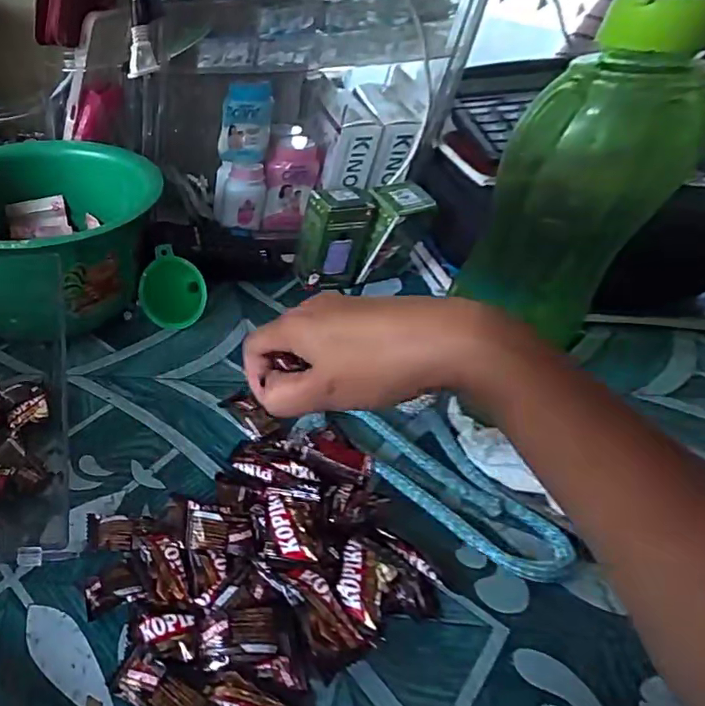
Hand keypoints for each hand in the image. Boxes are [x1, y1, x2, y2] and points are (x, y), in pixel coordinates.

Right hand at [240, 293, 525, 416]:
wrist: (453, 337)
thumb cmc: (378, 367)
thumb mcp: (324, 392)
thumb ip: (283, 398)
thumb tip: (270, 393)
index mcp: (291, 324)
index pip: (251, 347)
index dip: (255, 377)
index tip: (280, 401)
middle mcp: (309, 307)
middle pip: (278, 341)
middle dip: (286, 372)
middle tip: (313, 397)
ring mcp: (340, 304)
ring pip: (307, 338)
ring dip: (312, 365)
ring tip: (343, 386)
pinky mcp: (367, 307)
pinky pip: (334, 332)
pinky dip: (336, 354)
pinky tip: (368, 369)